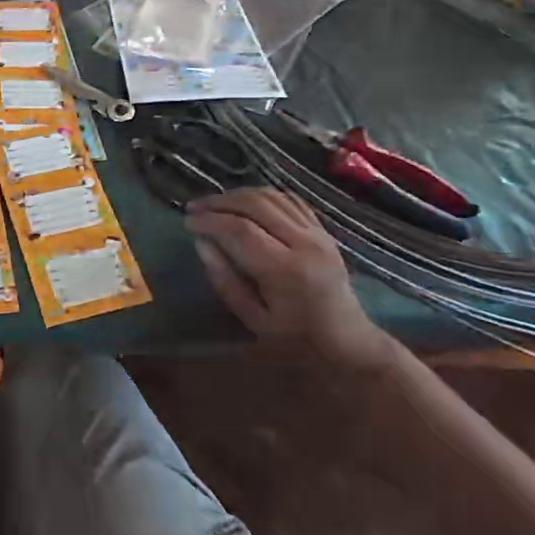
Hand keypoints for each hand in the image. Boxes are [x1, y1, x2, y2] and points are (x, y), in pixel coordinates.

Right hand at [185, 187, 396, 371]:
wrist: (346, 339)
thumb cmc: (295, 338)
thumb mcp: (252, 318)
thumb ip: (224, 279)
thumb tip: (201, 242)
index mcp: (286, 270)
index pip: (240, 230)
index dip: (210, 221)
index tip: (187, 223)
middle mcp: (304, 243)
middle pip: (254, 205)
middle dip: (219, 202)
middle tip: (195, 208)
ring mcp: (317, 233)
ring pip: (271, 196)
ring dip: (237, 195)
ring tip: (214, 204)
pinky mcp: (322, 229)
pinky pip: (289, 200)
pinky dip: (262, 195)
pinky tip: (244, 203)